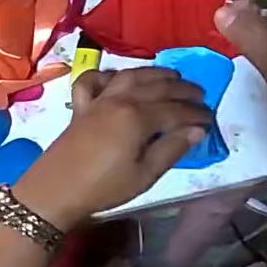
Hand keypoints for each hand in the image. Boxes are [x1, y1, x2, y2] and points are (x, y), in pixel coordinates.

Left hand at [10, 67, 211, 228]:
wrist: (55, 192)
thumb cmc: (104, 188)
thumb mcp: (145, 175)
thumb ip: (172, 149)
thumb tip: (197, 130)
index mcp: (137, 118)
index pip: (175, 110)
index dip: (196, 113)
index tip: (211, 118)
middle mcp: (120, 100)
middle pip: (157, 87)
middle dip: (182, 90)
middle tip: (200, 95)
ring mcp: (98, 100)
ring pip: (130, 76)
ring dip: (154, 73)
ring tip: (172, 77)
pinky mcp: (81, 106)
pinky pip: (93, 80)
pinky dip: (107, 75)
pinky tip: (117, 78)